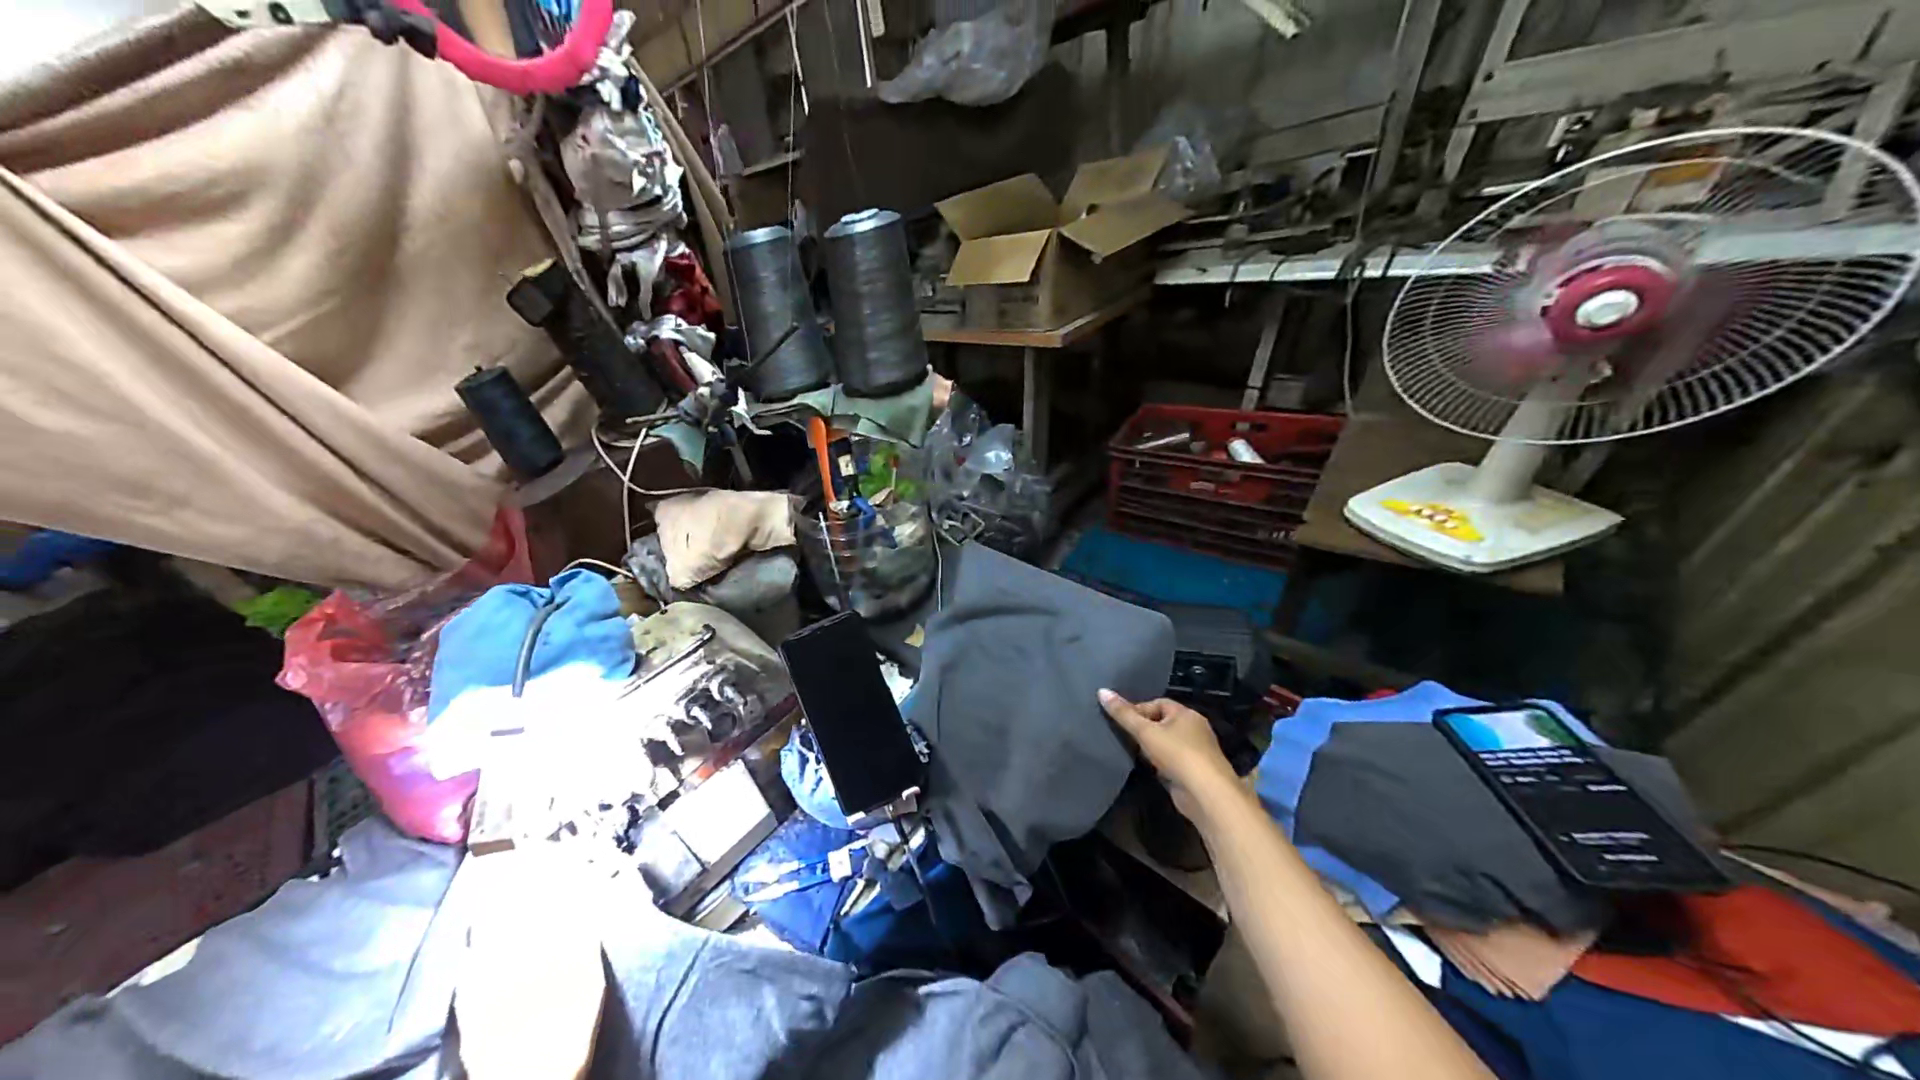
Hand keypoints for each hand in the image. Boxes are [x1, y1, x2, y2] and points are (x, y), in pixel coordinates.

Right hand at [1099, 689, 1244, 825]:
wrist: (1205, 793)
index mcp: (1186, 714)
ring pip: (1166, 743)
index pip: (1158, 703)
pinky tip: (1146, 768)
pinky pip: (1171, 761)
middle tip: (1123, 736)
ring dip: (1151, 748)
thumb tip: (1101, 691)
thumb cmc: (1177, 754)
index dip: (1138, 709)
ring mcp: (1195, 752)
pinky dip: (1158, 763)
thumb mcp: (1145, 731)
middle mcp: (1194, 729)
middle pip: (1162, 723)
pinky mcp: (1193, 772)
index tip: (1121, 720)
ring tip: (1131, 752)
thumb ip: (1123, 714)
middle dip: (1143, 729)